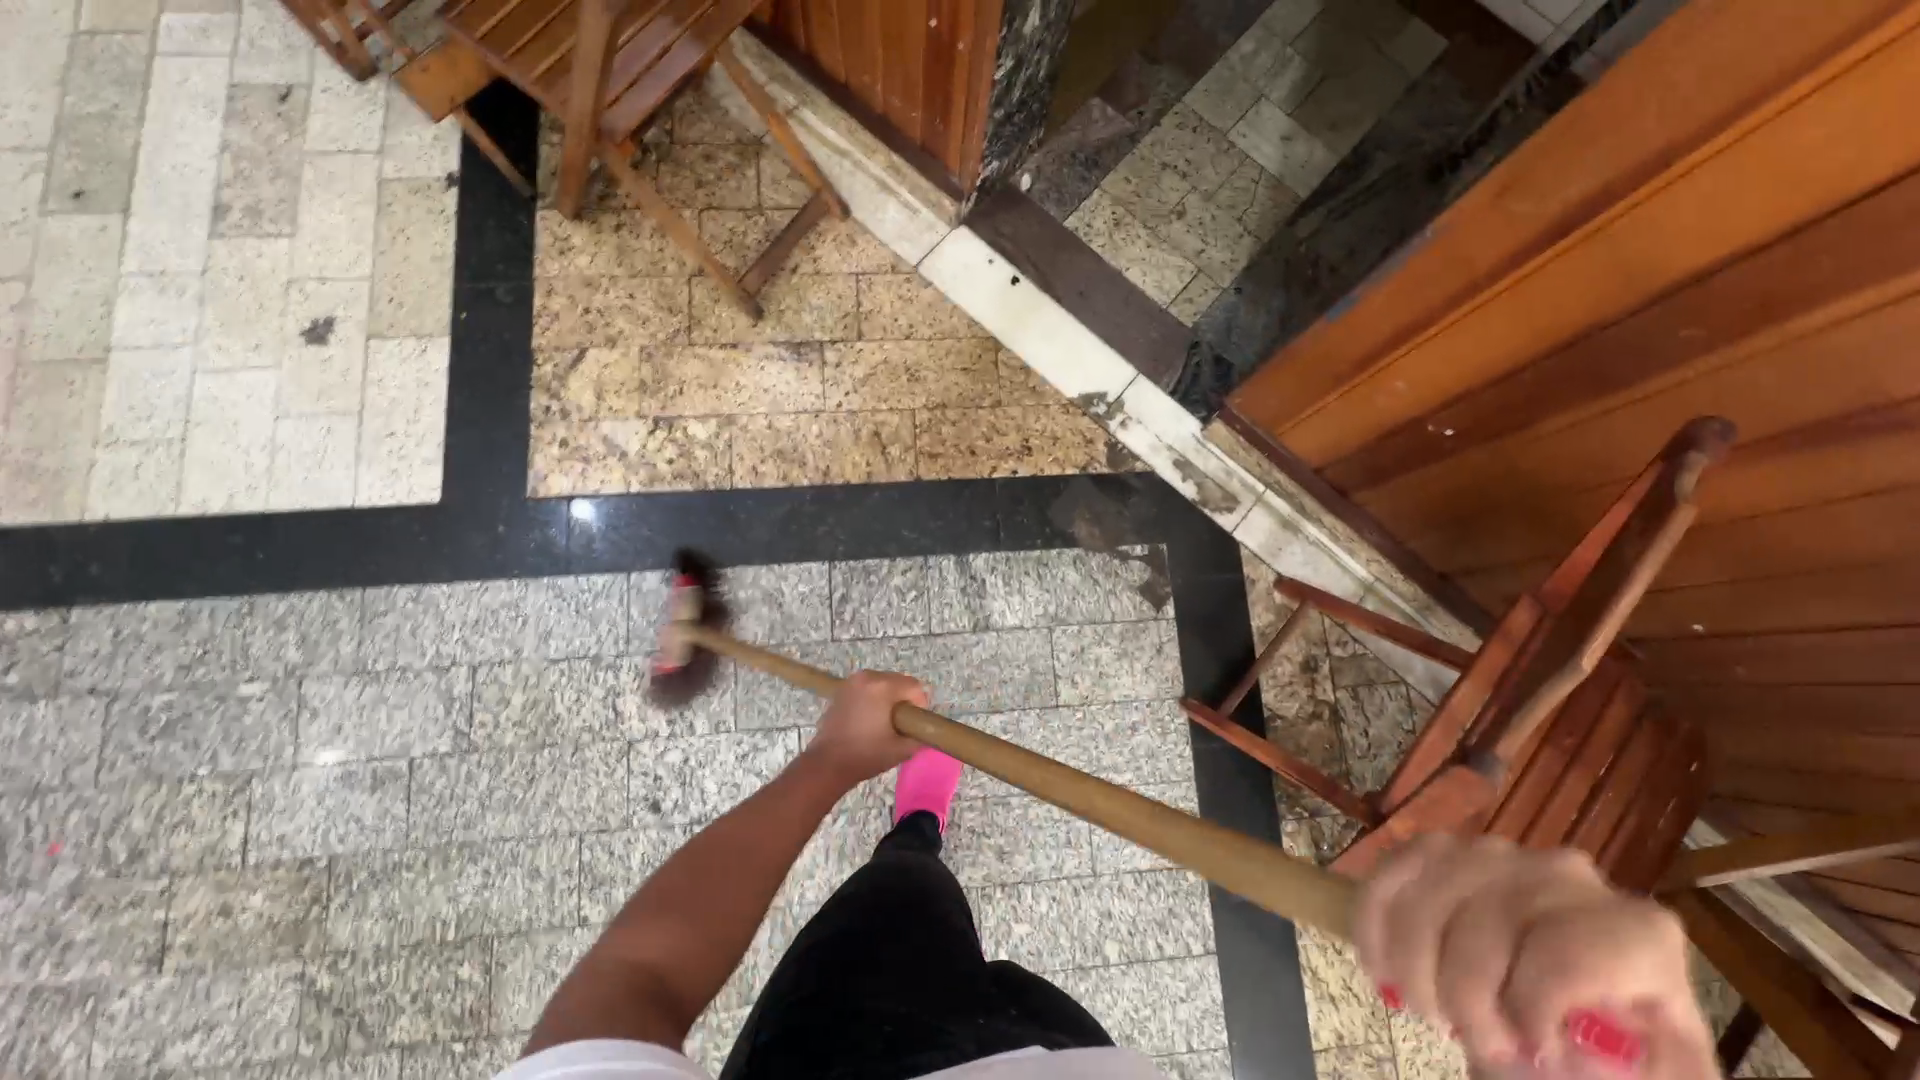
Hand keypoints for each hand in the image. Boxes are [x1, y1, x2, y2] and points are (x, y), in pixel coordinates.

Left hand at [804, 671, 928, 786]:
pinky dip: (874, 698)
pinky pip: (868, 688)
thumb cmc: (866, 755)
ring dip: (890, 698)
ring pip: (883, 683)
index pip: (915, 687)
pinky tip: (870, 718)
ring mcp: (852, 681)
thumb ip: (921, 735)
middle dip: (905, 700)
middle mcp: (867, 676)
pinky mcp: (842, 689)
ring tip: (885, 722)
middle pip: (899, 681)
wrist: (827, 763)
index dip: (920, 706)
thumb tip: (924, 728)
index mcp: (883, 687)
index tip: (914, 725)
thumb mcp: (903, 749)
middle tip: (902, 725)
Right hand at [1353, 834, 1715, 1079]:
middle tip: (1471, 1044)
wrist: (1574, 1005)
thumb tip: (1564, 1043)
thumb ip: (1633, 1061)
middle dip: (1464, 999)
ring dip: (1414, 968)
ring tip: (1431, 1014)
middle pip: (1487, 930)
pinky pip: (1389, 878)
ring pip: (1427, 901)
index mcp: (1634, 930)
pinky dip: (1374, 928)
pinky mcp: (1438, 848)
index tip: (1528, 1052)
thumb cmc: (1615, 1044)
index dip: (1534, 1009)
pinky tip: (1381, 971)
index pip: (1566, 955)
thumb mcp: (1653, 1070)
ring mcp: (1494, 853)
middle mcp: (1565, 875)